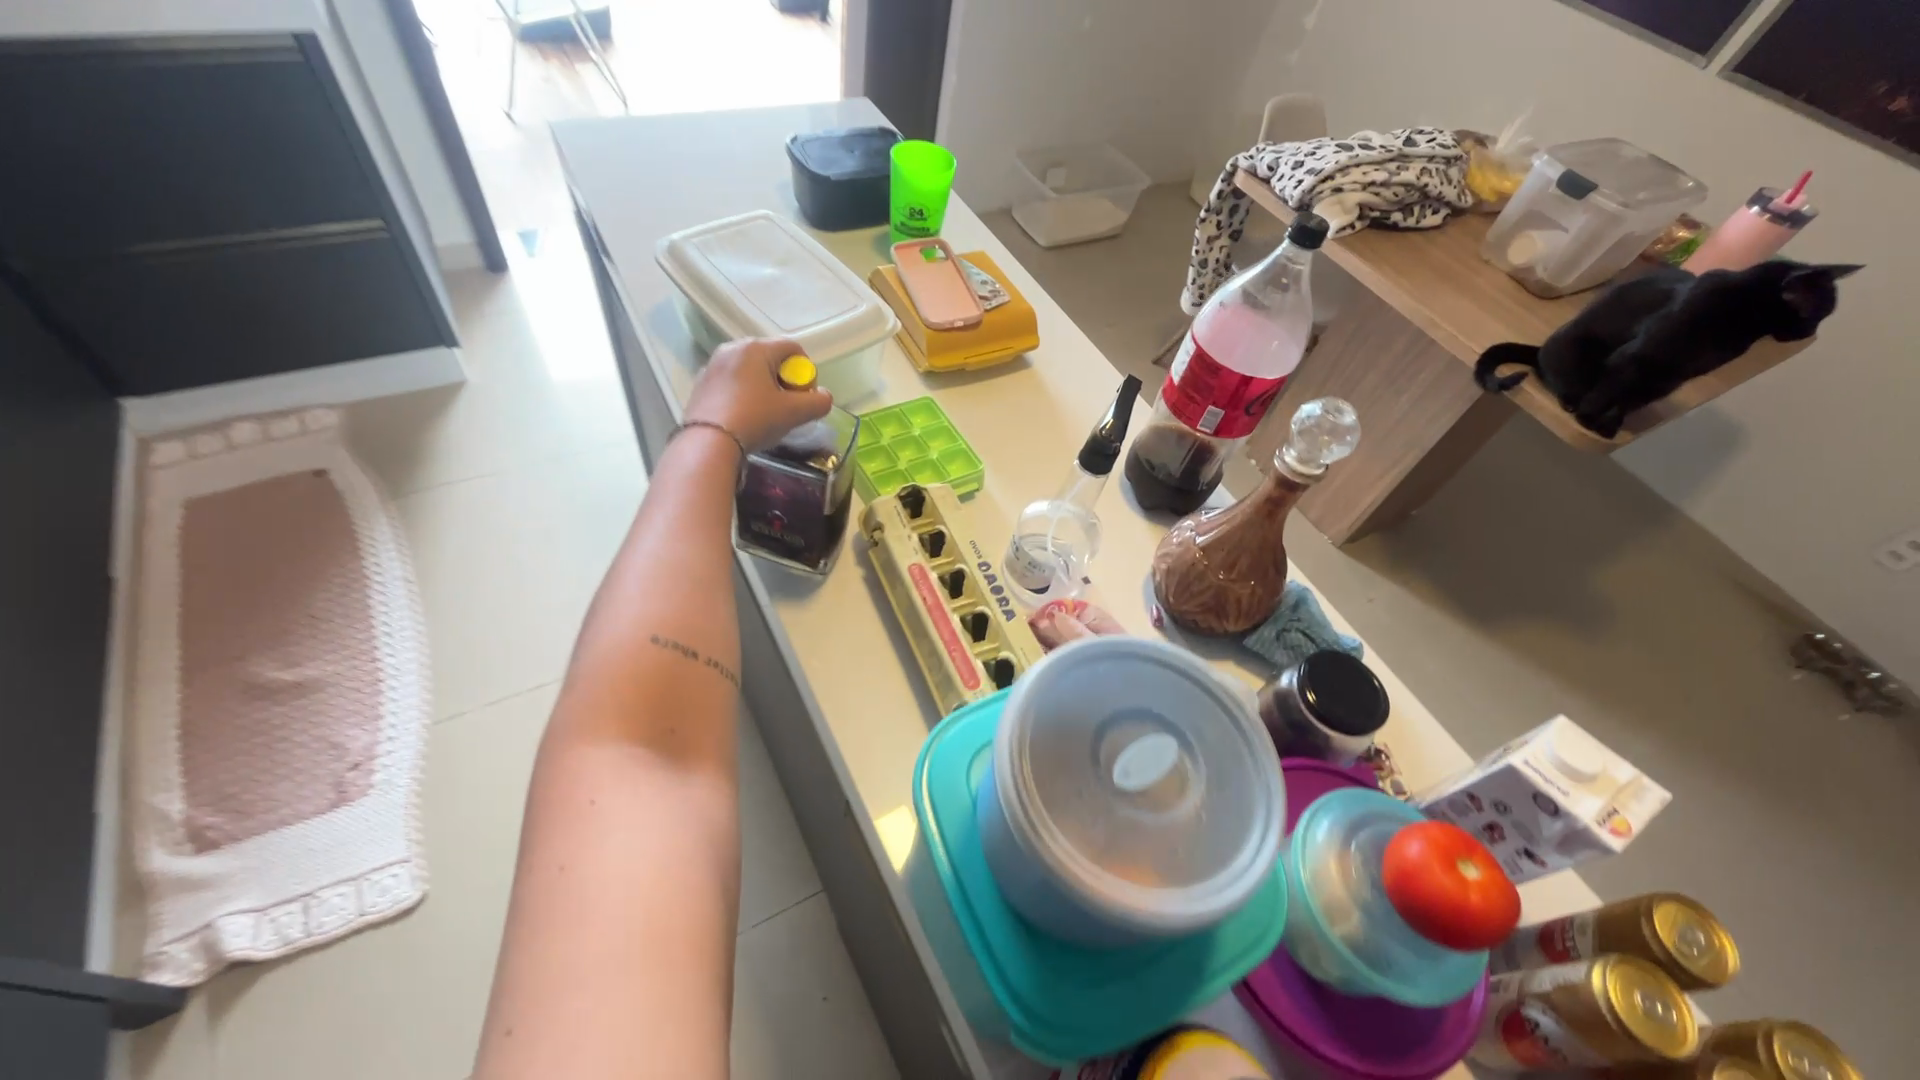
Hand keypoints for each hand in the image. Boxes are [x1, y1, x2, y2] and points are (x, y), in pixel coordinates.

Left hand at [684, 338, 833, 451]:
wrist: (708, 442)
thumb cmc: (754, 419)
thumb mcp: (794, 413)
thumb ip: (818, 402)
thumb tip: (824, 397)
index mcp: (756, 348)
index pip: (793, 348)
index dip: (806, 371)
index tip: (804, 396)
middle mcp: (732, 348)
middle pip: (770, 357)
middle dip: (784, 380)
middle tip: (787, 405)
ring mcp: (713, 365)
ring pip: (749, 370)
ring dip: (764, 387)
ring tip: (765, 413)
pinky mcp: (701, 383)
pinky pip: (731, 382)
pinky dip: (743, 394)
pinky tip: (743, 416)